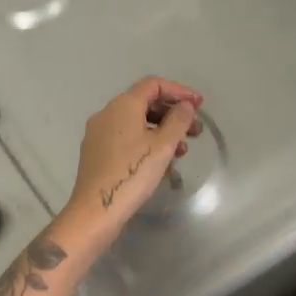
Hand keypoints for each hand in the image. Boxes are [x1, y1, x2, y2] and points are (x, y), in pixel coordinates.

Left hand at [62, 76, 203, 235]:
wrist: (96, 210)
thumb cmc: (132, 173)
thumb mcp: (163, 146)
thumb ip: (178, 121)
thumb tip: (184, 105)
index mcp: (122, 105)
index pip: (153, 85)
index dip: (179, 91)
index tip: (199, 105)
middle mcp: (107, 113)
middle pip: (145, 103)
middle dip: (173, 114)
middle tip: (196, 131)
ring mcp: (98, 133)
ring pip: (136, 123)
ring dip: (162, 131)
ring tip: (182, 152)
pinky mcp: (96, 152)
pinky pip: (126, 138)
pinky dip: (146, 142)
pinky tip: (160, 162)